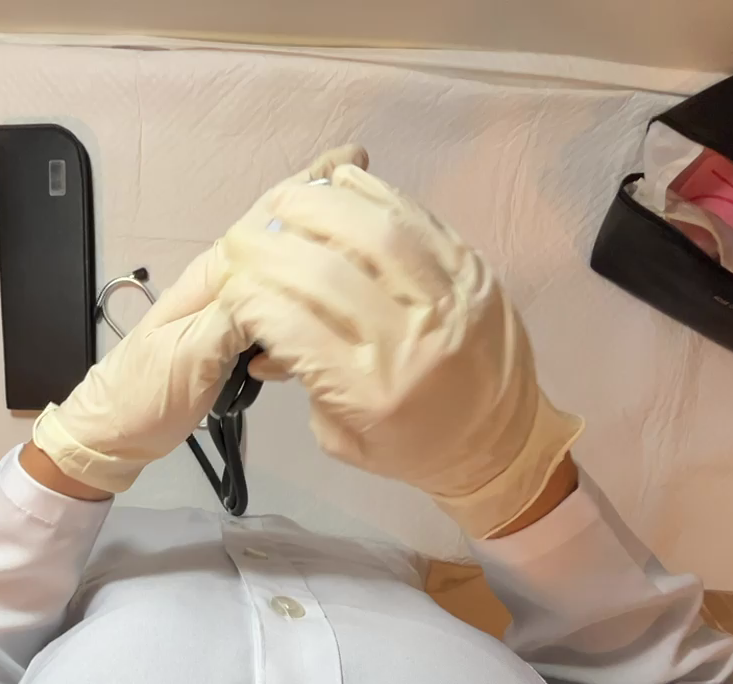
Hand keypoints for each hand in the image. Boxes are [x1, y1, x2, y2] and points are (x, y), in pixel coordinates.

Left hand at [28, 145, 370, 494]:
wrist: (114, 432)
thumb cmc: (144, 393)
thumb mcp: (188, 354)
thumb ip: (234, 317)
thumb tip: (284, 285)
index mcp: (212, 278)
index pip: (267, 219)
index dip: (309, 187)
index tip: (354, 159)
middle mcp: (224, 287)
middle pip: (281, 242)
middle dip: (324, 222)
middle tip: (373, 217)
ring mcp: (227, 316)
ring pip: (282, 282)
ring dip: (315, 276)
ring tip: (354, 279)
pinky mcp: (229, 345)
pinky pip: (273, 319)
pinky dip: (297, 320)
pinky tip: (310, 336)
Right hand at [218, 163, 581, 537]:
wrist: (502, 443)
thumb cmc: (412, 450)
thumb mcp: (342, 438)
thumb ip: (304, 381)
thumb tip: (263, 333)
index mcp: (369, 393)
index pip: (292, 325)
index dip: (251, 296)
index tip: (230, 285)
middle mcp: (409, 341)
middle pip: (324, 272)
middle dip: (269, 248)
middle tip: (242, 239)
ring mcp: (448, 298)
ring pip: (372, 232)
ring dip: (317, 207)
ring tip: (284, 202)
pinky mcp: (473, 270)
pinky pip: (417, 218)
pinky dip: (372, 194)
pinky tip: (338, 184)